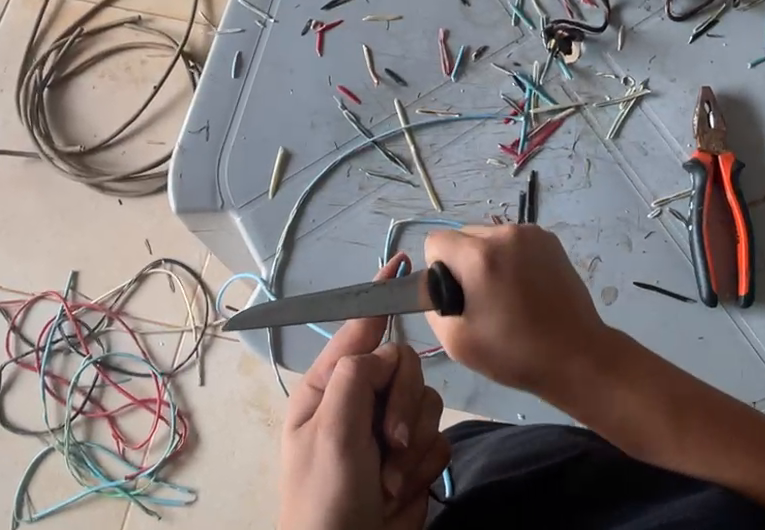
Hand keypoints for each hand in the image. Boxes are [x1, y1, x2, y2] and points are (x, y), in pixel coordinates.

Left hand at [278, 257, 451, 529]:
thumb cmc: (325, 500)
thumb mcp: (331, 432)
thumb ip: (358, 376)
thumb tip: (384, 349)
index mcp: (329, 388)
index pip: (357, 329)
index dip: (379, 295)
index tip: (402, 264)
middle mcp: (361, 400)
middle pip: (404, 363)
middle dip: (404, 403)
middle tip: (389, 442)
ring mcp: (389, 428)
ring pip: (427, 398)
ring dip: (413, 441)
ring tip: (392, 478)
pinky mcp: (415, 455)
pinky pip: (439, 435)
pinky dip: (425, 462)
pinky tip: (405, 488)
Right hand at [423, 224, 609, 397]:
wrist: (576, 355)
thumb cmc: (514, 353)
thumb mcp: (457, 341)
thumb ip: (432, 305)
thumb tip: (432, 284)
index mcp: (479, 256)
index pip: (436, 242)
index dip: (438, 269)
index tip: (455, 296)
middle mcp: (504, 233)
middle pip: (462, 236)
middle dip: (462, 262)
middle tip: (481, 300)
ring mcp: (530, 233)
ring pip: (488, 237)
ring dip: (486, 258)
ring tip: (506, 295)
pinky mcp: (549, 239)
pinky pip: (512, 240)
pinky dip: (510, 257)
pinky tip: (524, 286)